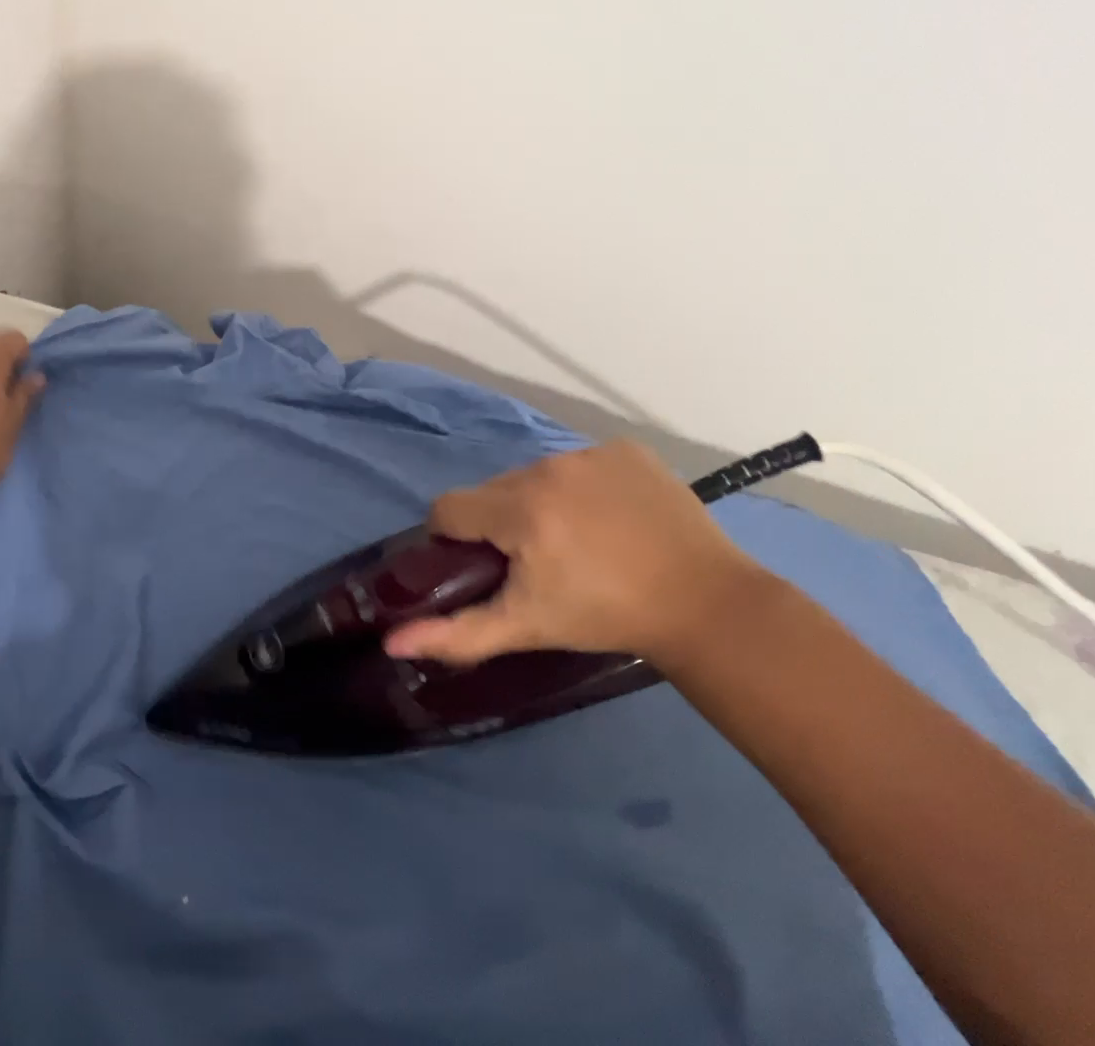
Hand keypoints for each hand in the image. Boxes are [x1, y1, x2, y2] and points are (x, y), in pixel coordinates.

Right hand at [384, 440, 773, 666]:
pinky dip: (576, 488)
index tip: (484, 569)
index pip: (447, 509)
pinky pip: (575, 464)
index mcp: (518, 509)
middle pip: (488, 492)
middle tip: (529, 563)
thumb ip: (454, 633)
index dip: (453, 541)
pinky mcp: (626, 450)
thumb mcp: (523, 627)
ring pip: (530, 476)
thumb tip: (391, 643)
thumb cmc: (603, 616)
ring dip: (533, 504)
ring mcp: (591, 454)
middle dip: (495, 524)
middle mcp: (548, 468)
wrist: (704, 601)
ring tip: (570, 542)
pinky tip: (604, 520)